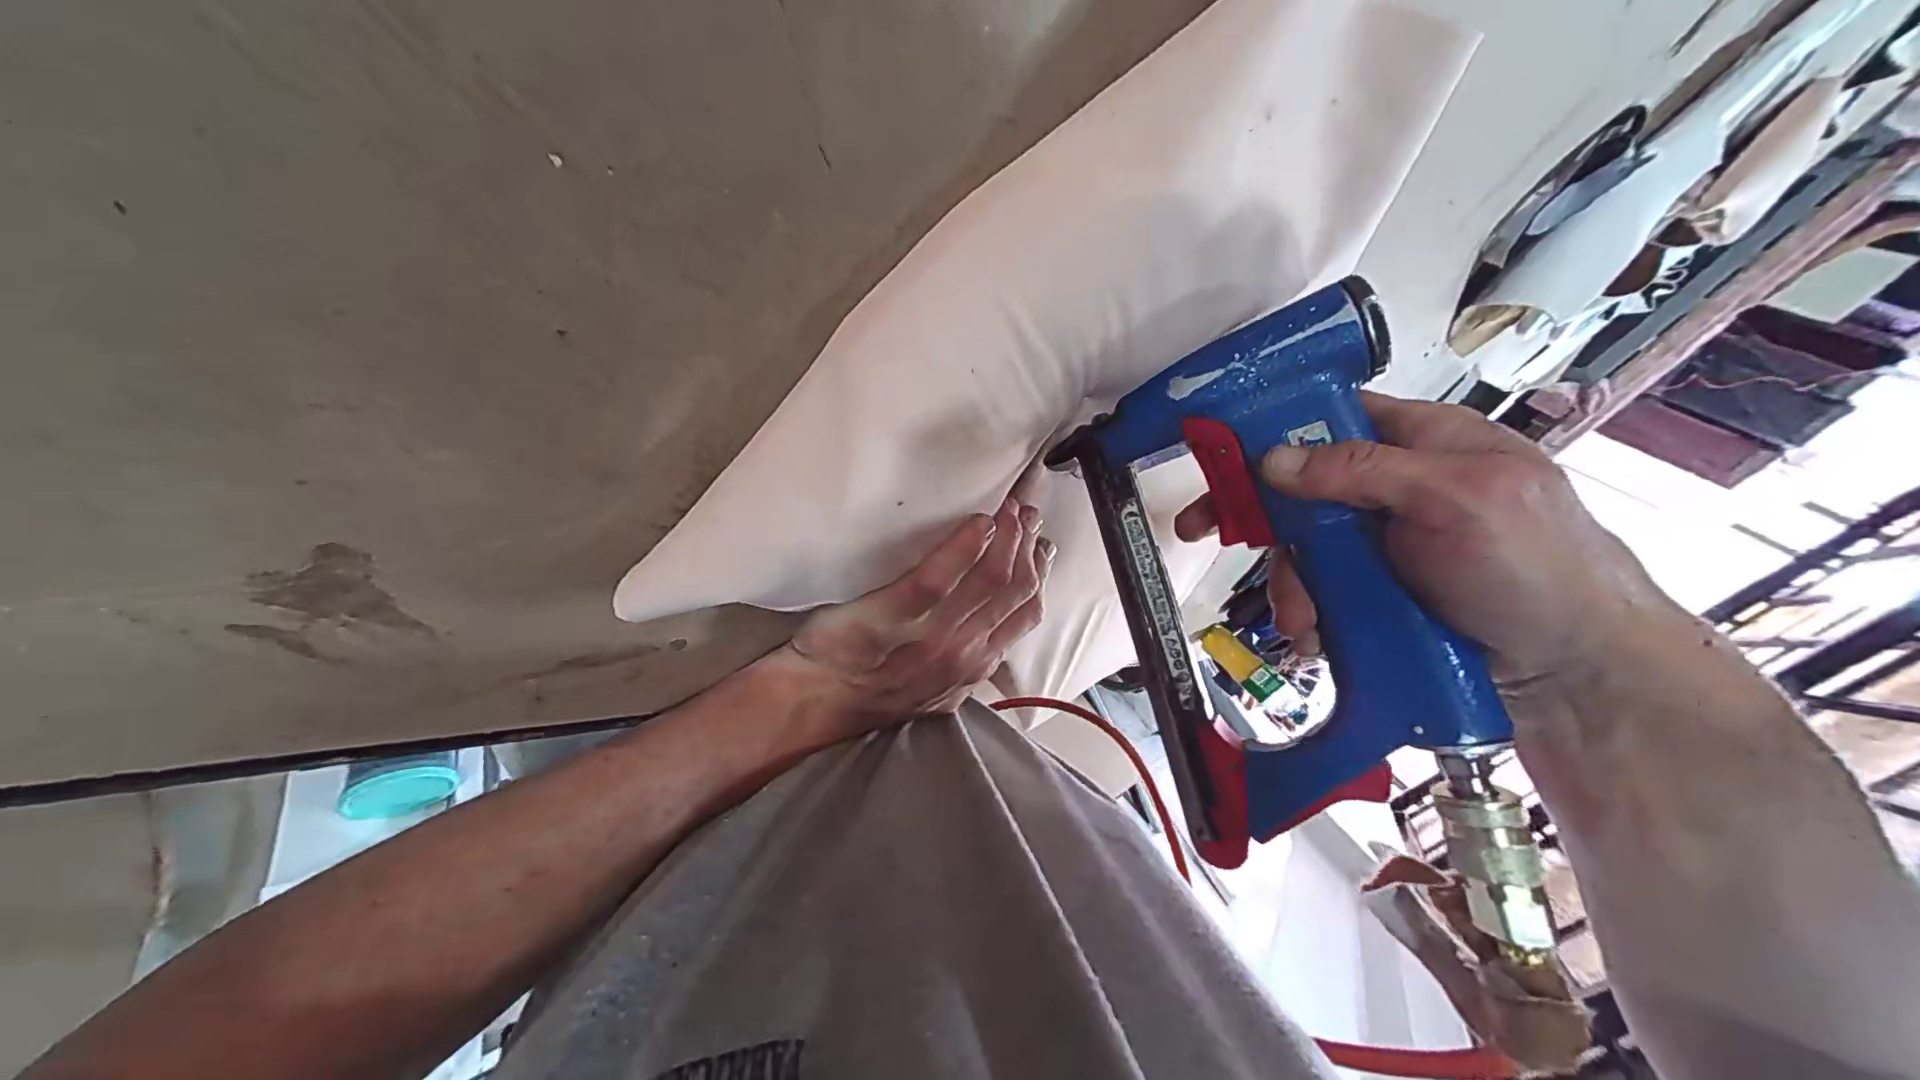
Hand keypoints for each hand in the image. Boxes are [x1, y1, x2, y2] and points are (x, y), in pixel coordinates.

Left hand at [764, 495, 1054, 740]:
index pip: (1025, 611)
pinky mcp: (890, 620)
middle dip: (1029, 545)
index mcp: (976, 662)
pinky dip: (963, 548)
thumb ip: (970, 660)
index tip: (1041, 542)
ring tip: (1010, 508)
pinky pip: (937, 579)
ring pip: (989, 580)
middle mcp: (963, 650)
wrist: (818, 701)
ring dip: (1008, 538)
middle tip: (1028, 511)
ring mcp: (931, 637)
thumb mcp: (939, 689)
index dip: (1040, 571)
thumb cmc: (871, 690)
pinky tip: (978, 522)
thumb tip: (989, 627)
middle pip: (1015, 589)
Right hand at [1174, 392, 1678, 686]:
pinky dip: (1307, 610)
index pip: (1327, 418)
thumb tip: (1275, 458)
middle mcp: (1393, 486)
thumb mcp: (1458, 500)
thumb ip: (1366, 469)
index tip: (1219, 460)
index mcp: (1421, 442)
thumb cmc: (1541, 570)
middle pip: (1299, 487)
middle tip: (1201, 531)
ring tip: (1304, 622)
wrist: (1574, 675)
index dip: (1269, 433)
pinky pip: (1318, 588)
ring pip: (1302, 545)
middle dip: (1261, 521)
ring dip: (1289, 581)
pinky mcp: (1374, 588)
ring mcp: (1381, 542)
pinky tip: (1314, 634)